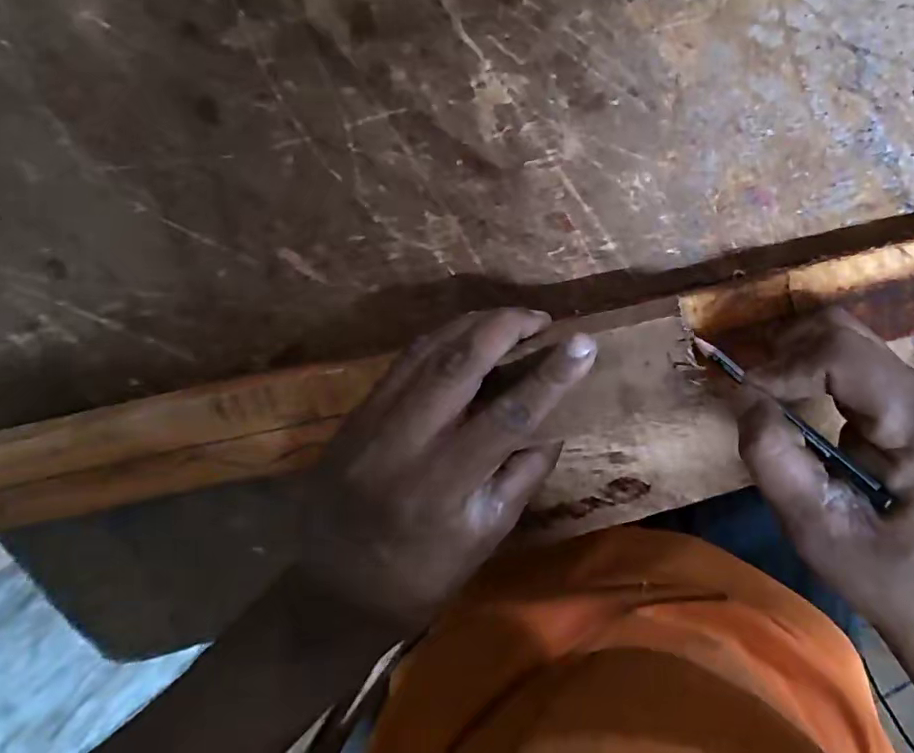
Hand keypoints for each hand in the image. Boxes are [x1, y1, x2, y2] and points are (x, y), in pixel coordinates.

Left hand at [295, 308, 597, 635]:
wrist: (328, 594)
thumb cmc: (425, 572)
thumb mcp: (490, 532)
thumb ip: (526, 469)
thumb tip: (556, 416)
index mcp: (444, 485)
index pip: (510, 416)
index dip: (552, 375)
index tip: (584, 342)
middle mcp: (404, 446)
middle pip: (459, 364)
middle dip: (506, 328)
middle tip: (541, 319)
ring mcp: (371, 425)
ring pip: (428, 351)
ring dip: (475, 324)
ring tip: (512, 319)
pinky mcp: (354, 415)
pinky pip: (404, 360)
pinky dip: (444, 337)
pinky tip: (469, 334)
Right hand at [733, 308, 913, 639]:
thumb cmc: (886, 576)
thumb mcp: (819, 533)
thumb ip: (776, 461)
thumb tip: (744, 395)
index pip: (844, 355)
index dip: (786, 364)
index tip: (745, 391)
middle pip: (847, 335)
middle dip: (790, 352)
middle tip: (753, 390)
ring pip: (849, 341)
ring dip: (801, 358)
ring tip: (770, 395)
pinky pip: (857, 362)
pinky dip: (817, 370)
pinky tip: (799, 400)